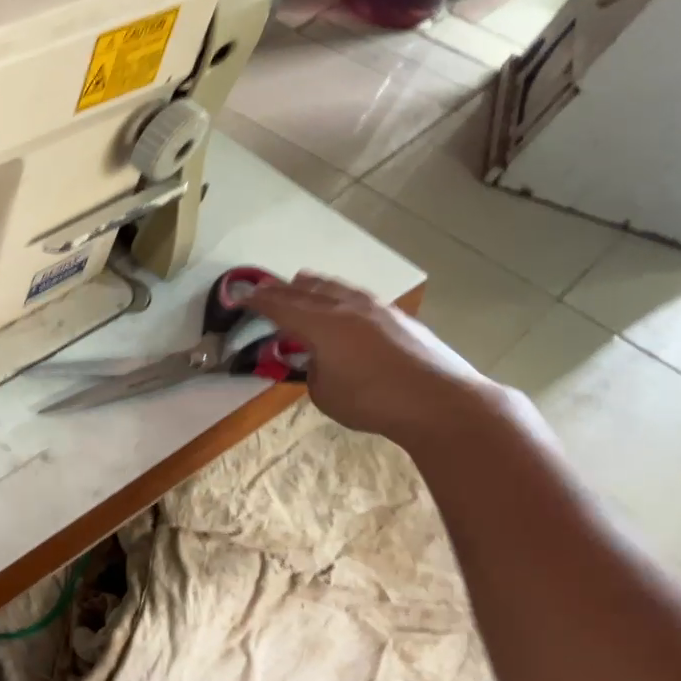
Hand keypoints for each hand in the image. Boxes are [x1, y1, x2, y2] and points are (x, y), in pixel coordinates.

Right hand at [245, 273, 505, 448]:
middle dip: (283, 290)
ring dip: (316, 285)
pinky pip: (361, 298)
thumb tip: (319, 357)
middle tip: (264, 286)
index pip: (282, 309)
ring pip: (339, 289)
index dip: (259, 302)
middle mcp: (349, 310)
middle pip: (309, 293)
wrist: (439, 401)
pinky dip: (342, 295)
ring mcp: (378, 311)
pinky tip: (343, 300)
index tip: (241, 296)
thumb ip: (313, 369)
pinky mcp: (400, 319)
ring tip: (302, 279)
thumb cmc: (371, 401)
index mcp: (323, 326)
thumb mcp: (323, 392)